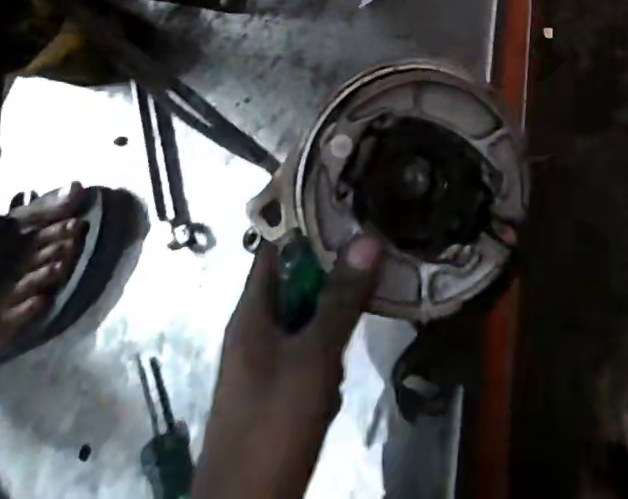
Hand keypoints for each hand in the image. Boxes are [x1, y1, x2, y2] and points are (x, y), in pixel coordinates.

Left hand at [193, 236, 384, 498]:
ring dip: (334, 309)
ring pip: (305, 315)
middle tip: (376, 246)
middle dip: (332, 267)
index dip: (308, 221)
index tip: (350, 201)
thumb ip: (340, 301)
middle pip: (295, 279)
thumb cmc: (272, 426)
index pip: (276, 246)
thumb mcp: (312, 359)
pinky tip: (347, 361)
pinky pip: (307, 349)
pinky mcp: (277, 389)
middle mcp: (254, 328)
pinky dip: (328, 347)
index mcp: (251, 311)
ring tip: (372, 294)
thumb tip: (368, 238)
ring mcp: (264, 360)